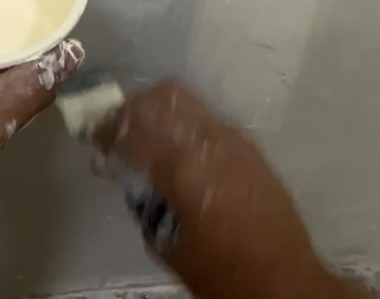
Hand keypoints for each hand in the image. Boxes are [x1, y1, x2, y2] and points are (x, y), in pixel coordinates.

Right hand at [96, 80, 361, 298]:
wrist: (287, 283)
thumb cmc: (222, 272)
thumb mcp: (168, 244)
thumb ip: (144, 203)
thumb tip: (127, 177)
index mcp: (182, 168)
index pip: (132, 133)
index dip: (105, 130)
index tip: (92, 133)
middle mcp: (207, 142)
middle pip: (162, 98)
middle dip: (134, 105)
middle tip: (118, 122)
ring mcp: (231, 139)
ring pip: (187, 100)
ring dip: (160, 108)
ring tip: (146, 127)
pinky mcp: (248, 146)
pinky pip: (207, 118)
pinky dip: (185, 121)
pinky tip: (178, 142)